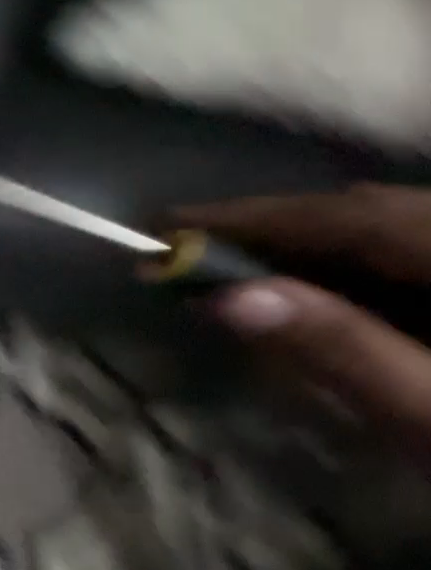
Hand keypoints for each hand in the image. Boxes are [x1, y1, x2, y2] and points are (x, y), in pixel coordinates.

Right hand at [173, 184, 430, 441]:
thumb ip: (344, 353)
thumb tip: (230, 298)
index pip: (361, 218)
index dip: (256, 216)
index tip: (165, 224)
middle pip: (387, 215)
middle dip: (281, 232)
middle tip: (187, 255)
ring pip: (411, 233)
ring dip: (318, 252)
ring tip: (238, 275)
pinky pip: (430, 261)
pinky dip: (368, 271)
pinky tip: (325, 298)